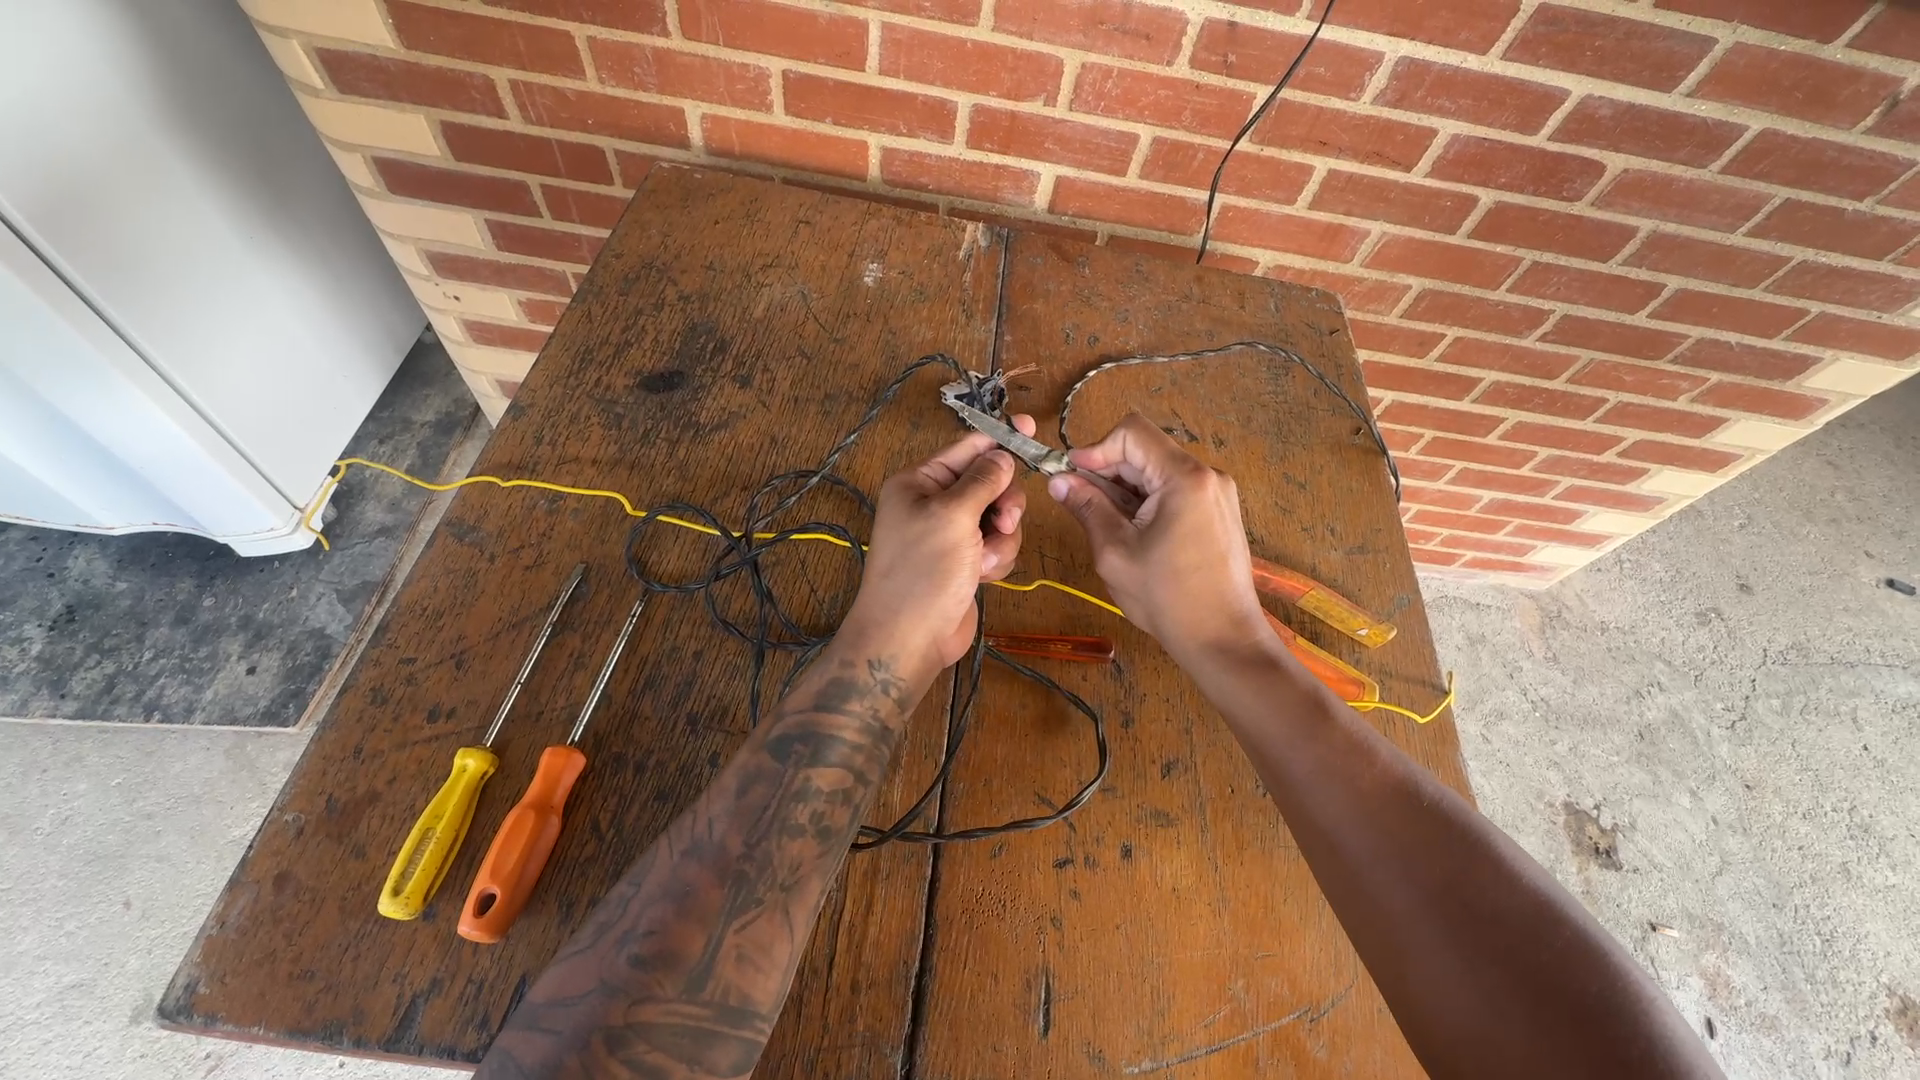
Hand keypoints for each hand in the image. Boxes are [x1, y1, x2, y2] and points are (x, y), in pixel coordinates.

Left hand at [842, 416, 1032, 673]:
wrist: (909, 638)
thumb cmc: (923, 571)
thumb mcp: (952, 516)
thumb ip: (983, 480)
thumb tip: (1002, 455)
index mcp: (919, 483)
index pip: (966, 449)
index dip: (999, 440)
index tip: (1031, 428)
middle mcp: (933, 504)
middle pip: (990, 484)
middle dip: (1003, 505)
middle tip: (1005, 523)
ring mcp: (951, 535)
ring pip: (999, 518)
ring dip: (1001, 540)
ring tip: (983, 561)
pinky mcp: (966, 562)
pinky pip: (997, 546)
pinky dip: (997, 559)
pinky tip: (983, 577)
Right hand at [1046, 414, 1267, 663]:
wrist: (1223, 639)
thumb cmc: (1167, 599)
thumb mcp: (1115, 552)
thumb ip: (1087, 508)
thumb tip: (1058, 481)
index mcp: (1185, 478)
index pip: (1132, 433)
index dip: (1095, 449)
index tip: (1071, 477)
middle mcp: (1207, 476)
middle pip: (1146, 450)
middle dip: (1108, 471)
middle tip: (1080, 505)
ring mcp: (1217, 494)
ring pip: (1158, 471)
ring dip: (1125, 489)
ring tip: (1107, 527)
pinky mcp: (1218, 512)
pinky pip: (1174, 491)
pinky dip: (1146, 502)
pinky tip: (1133, 534)